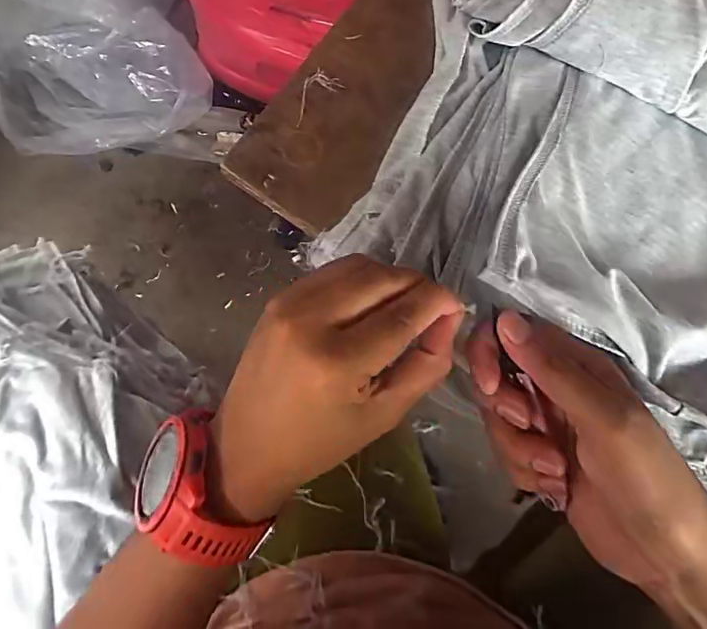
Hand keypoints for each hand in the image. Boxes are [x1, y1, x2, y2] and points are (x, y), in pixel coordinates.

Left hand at [208, 255, 463, 522]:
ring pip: (358, 265)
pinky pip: (334, 271)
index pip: (402, 313)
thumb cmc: (319, 441)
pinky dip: (361, 278)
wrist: (248, 441)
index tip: (458, 304)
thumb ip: (424, 365)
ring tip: (403, 303)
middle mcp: (312, 318)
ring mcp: (291, 300)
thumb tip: (448, 320)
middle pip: (381, 278)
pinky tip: (369, 301)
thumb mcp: (383, 415)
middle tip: (434, 305)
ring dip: (389, 277)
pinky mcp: (281, 293)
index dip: (438, 302)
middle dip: (417, 285)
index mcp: (337, 361)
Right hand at [468, 311, 706, 596]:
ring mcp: (549, 425)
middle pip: (498, 374)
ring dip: (518, 447)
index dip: (490, 350)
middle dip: (503, 405)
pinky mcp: (541, 460)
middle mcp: (557, 387)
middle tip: (527, 426)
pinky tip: (556, 489)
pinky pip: (506, 451)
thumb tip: (506, 318)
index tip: (489, 385)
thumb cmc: (647, 476)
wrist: (670, 558)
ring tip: (555, 471)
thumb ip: (553, 369)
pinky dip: (523, 471)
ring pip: (498, 417)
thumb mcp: (603, 419)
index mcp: (577, 365)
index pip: (515, 333)